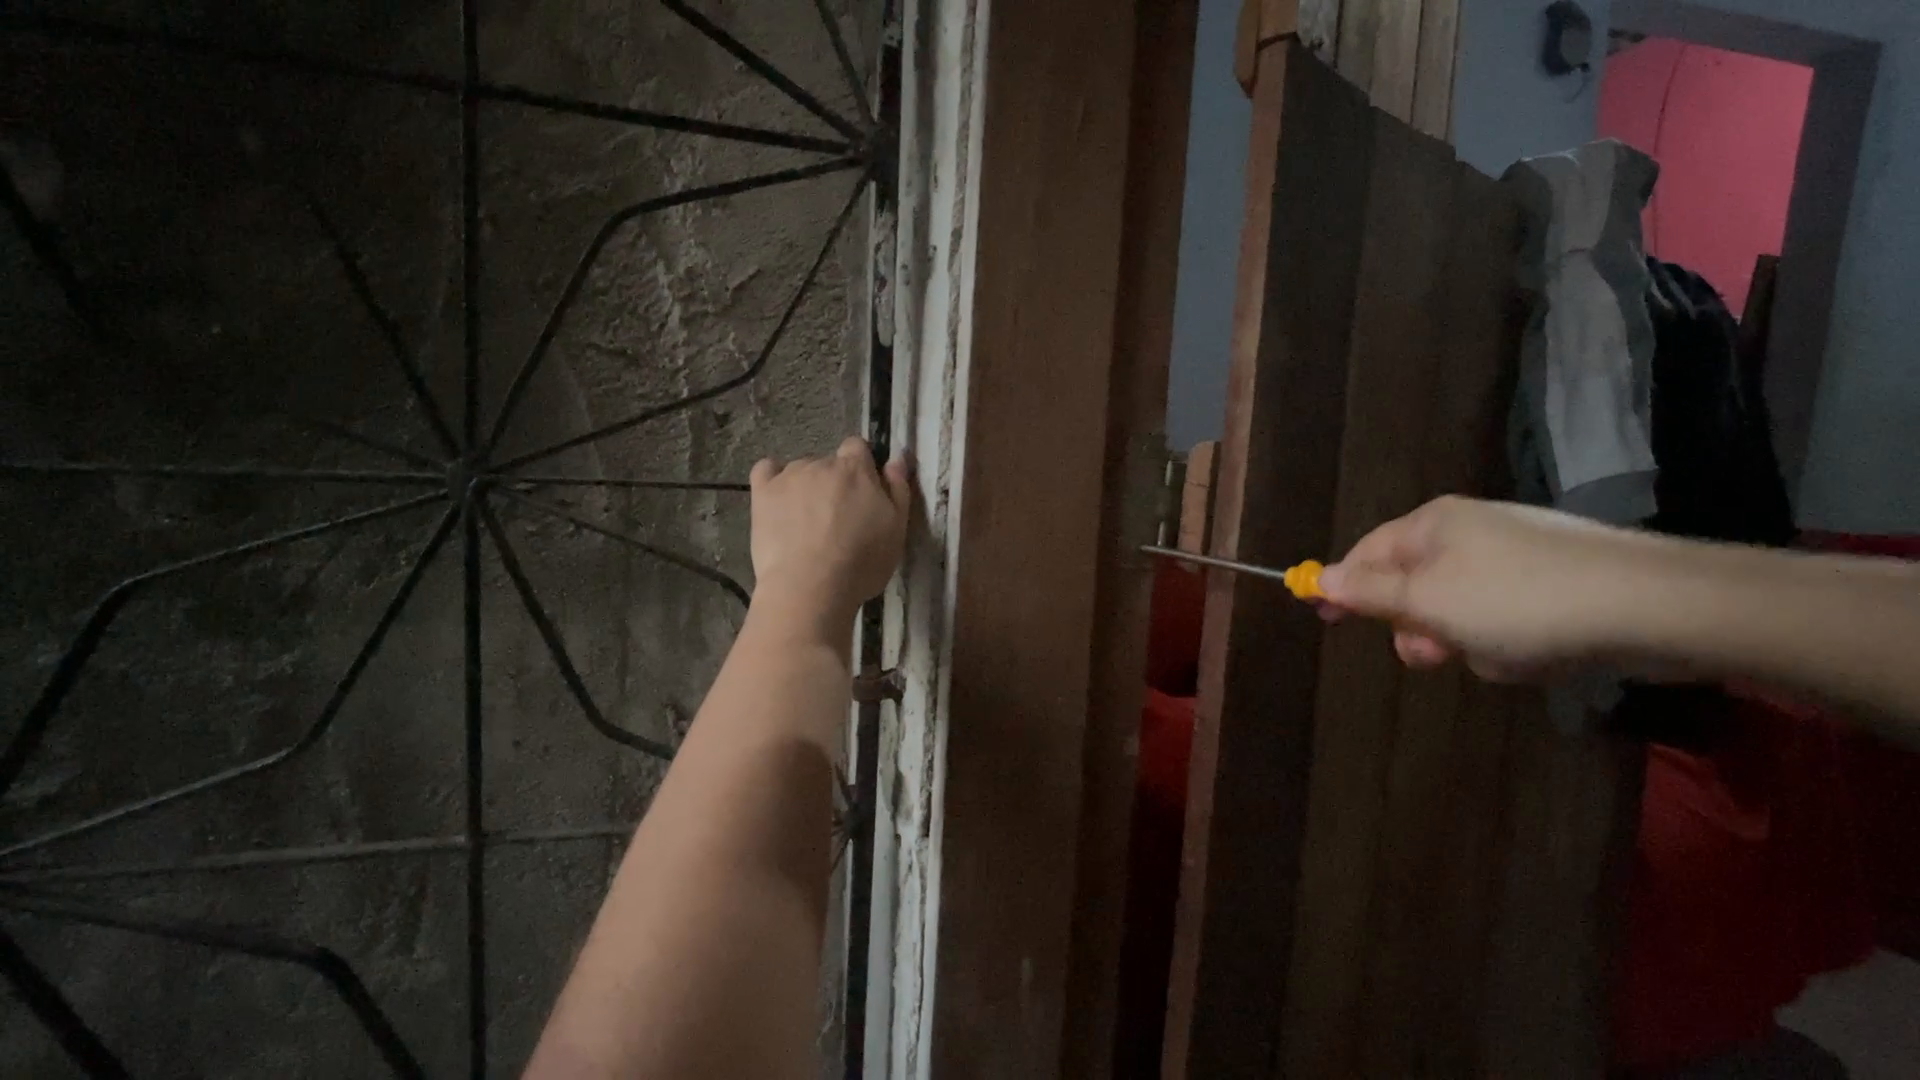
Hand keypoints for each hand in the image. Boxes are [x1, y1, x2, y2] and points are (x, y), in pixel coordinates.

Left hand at [749, 437, 911, 621]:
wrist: (810, 586)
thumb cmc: (861, 562)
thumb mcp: (897, 530)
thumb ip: (899, 489)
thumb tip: (896, 459)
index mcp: (856, 469)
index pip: (857, 447)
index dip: (860, 466)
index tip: (862, 492)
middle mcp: (822, 463)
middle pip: (829, 462)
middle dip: (834, 483)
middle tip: (837, 518)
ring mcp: (789, 476)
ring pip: (801, 470)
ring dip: (807, 486)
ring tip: (806, 521)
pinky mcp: (763, 492)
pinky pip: (765, 470)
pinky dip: (772, 479)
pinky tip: (777, 499)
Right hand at [1317, 496, 1644, 680]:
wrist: (1650, 607)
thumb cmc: (1517, 601)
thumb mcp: (1426, 600)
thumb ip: (1369, 591)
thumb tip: (1324, 576)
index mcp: (1432, 524)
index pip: (1366, 552)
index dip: (1343, 586)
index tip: (1325, 620)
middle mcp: (1470, 531)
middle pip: (1413, 584)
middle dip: (1417, 625)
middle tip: (1430, 653)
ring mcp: (1517, 554)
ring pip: (1459, 609)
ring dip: (1466, 640)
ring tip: (1499, 655)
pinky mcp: (1557, 582)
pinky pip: (1506, 618)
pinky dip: (1509, 642)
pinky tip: (1535, 654)